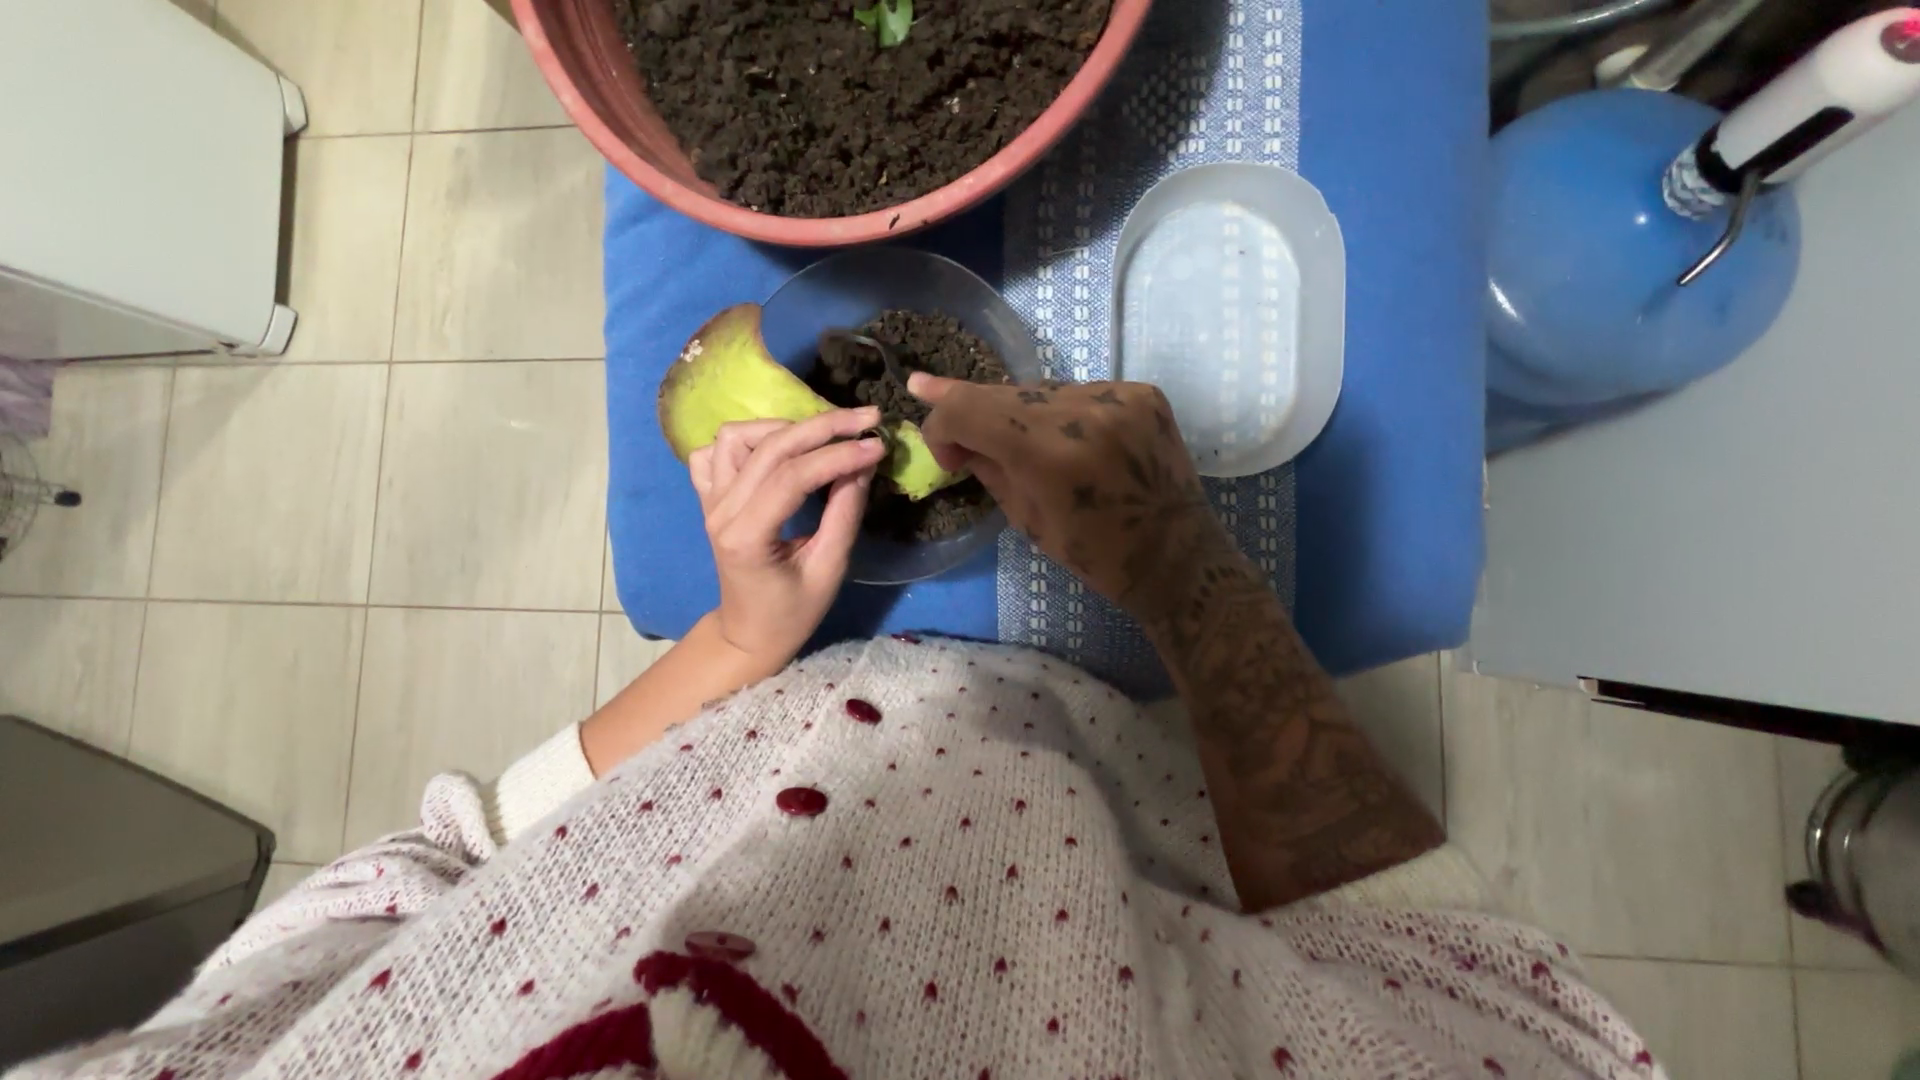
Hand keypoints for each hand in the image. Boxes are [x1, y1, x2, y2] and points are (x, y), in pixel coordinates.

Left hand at [688, 407, 885, 669]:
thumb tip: (864, 462)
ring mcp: (709, 501)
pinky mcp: (709, 497)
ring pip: (736, 437)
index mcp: (746, 537)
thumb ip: (844, 513)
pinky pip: (715, 451)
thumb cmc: (793, 612)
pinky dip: (746, 440)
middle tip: (866, 421)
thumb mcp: (829, 569)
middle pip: (769, 447)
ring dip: (782, 428)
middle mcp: (720, 511)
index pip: (792, 476)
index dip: (838, 454)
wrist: (749, 633)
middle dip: (822, 427)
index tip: (878, 445)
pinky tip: (778, 450)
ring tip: (822, 437)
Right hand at [910, 375, 1237, 628]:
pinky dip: (1061, 413)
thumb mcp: (1027, 520)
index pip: (969, 410)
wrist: (1177, 554)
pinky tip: (1064, 438)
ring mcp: (1118, 396)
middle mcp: (1084, 412)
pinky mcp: (1142, 392)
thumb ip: (988, 468)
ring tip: (1014, 438)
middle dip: (970, 410)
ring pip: (1040, 390)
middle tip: (936, 401)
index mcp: (1050, 454)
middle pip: (1002, 393)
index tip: (945, 452)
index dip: (941, 424)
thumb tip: (954, 439)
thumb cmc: (1096, 554)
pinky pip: (1079, 393)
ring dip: (1018, 412)